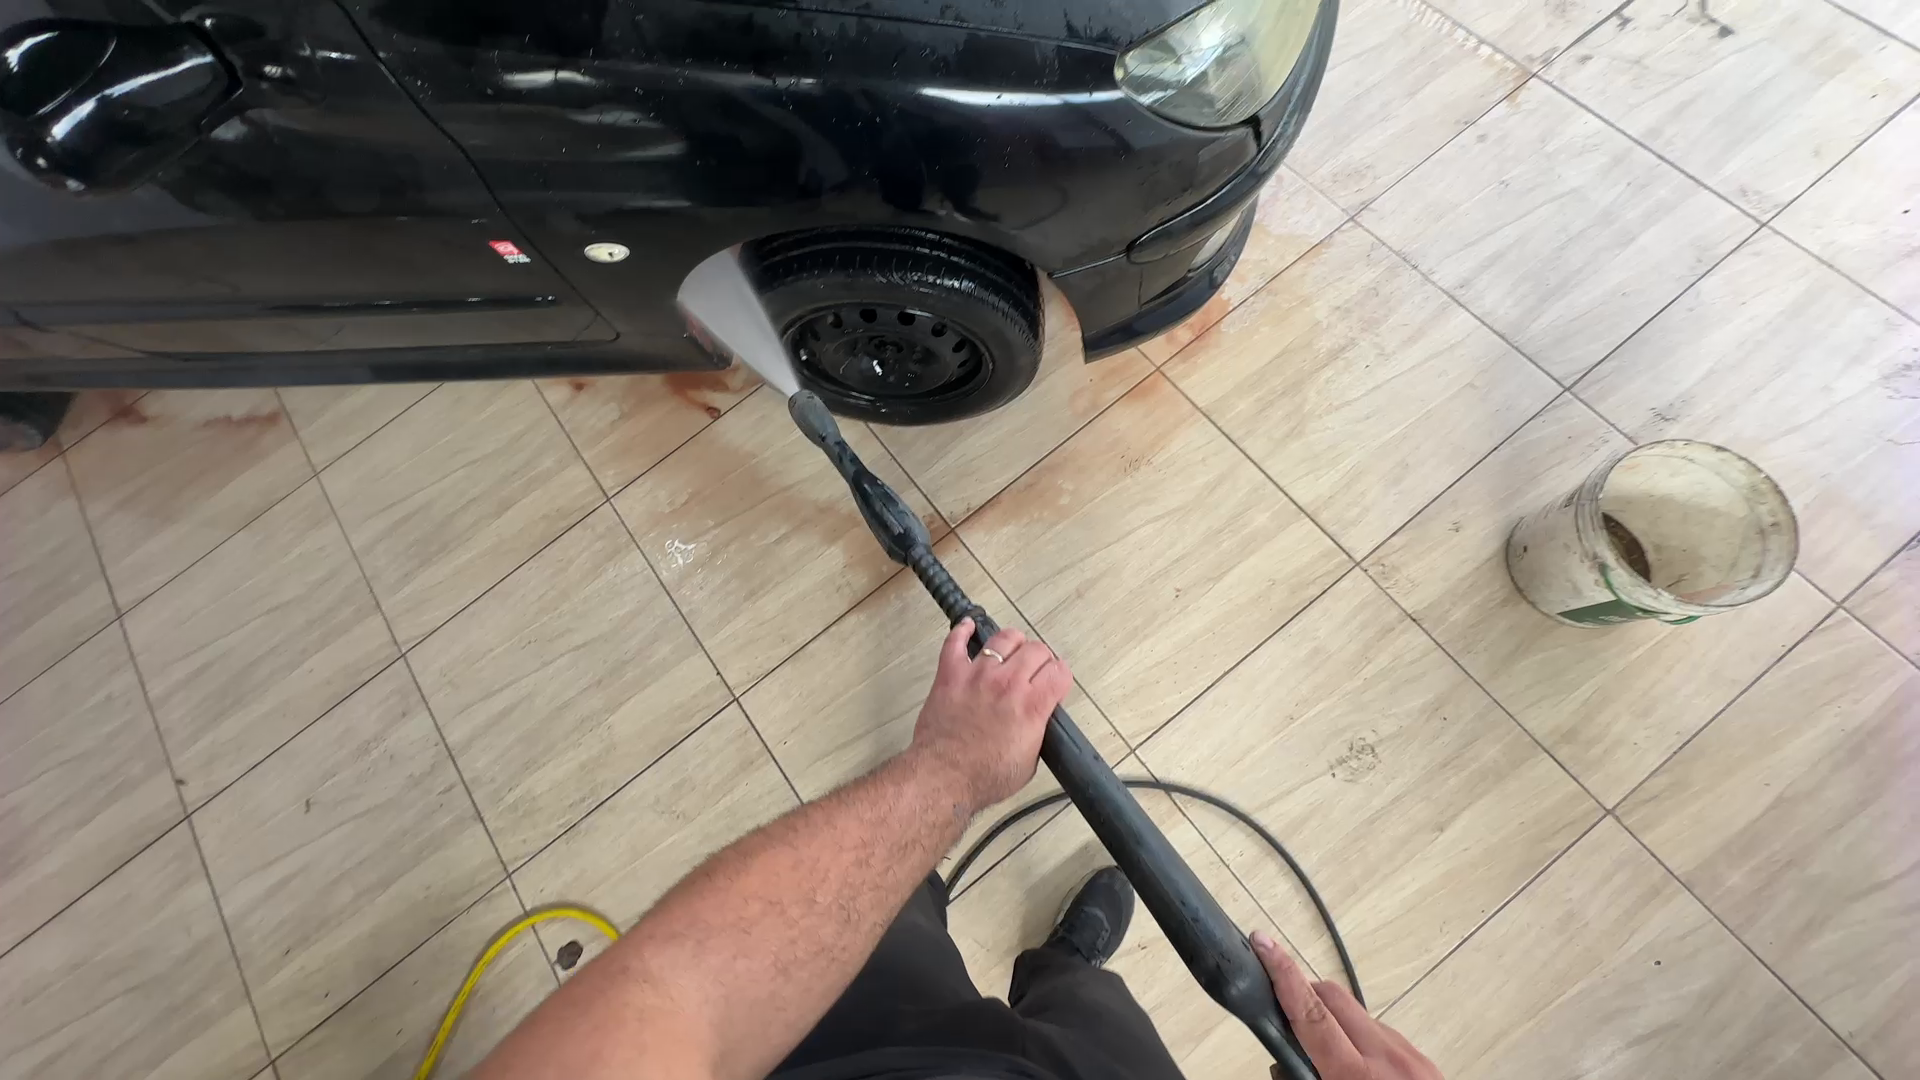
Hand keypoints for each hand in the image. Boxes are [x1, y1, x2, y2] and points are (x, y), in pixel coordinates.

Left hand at [909, 618, 1070, 813]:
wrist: (944, 777)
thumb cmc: (985, 776)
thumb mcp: (1030, 761)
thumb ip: (1038, 729)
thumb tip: (1039, 716)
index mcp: (1032, 705)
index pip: (1059, 671)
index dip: (1060, 676)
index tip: (1056, 681)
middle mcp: (1007, 683)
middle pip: (1035, 649)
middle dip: (1041, 658)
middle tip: (1035, 669)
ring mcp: (977, 674)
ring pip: (1003, 638)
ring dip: (1013, 642)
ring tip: (1012, 650)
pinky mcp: (950, 674)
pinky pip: (955, 641)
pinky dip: (963, 631)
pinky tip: (969, 627)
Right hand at [1251, 932, 1441, 1079]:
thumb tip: (1281, 1065)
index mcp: (1357, 1079)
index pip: (1311, 1012)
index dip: (1282, 973)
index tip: (1261, 940)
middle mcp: (1389, 1061)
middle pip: (1331, 996)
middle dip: (1303, 992)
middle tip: (1284, 1014)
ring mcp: (1414, 1060)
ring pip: (1358, 1015)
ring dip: (1335, 1022)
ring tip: (1328, 1059)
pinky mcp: (1430, 1066)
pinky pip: (1383, 1036)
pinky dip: (1363, 1043)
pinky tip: (1363, 1075)